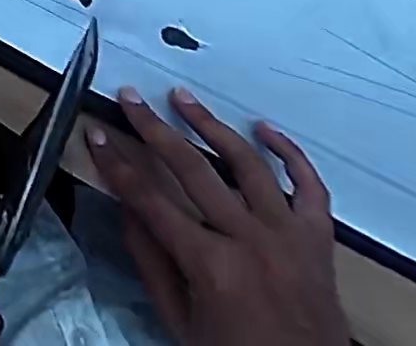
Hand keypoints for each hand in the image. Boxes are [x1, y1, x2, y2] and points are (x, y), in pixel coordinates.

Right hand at [85, 87, 346, 345]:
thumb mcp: (178, 319)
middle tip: (130, 96)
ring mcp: (290, 238)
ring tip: (182, 97)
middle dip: (153, 127)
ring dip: (211, 124)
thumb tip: (123, 202)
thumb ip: (149, 258)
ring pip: (247, 164)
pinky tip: (264, 129)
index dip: (116, 164)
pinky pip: (310, 189)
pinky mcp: (319, 242)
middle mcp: (251, 242)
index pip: (148, 199)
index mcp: (211, 266)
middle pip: (192, 167)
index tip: (95, 134)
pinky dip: (291, 155)